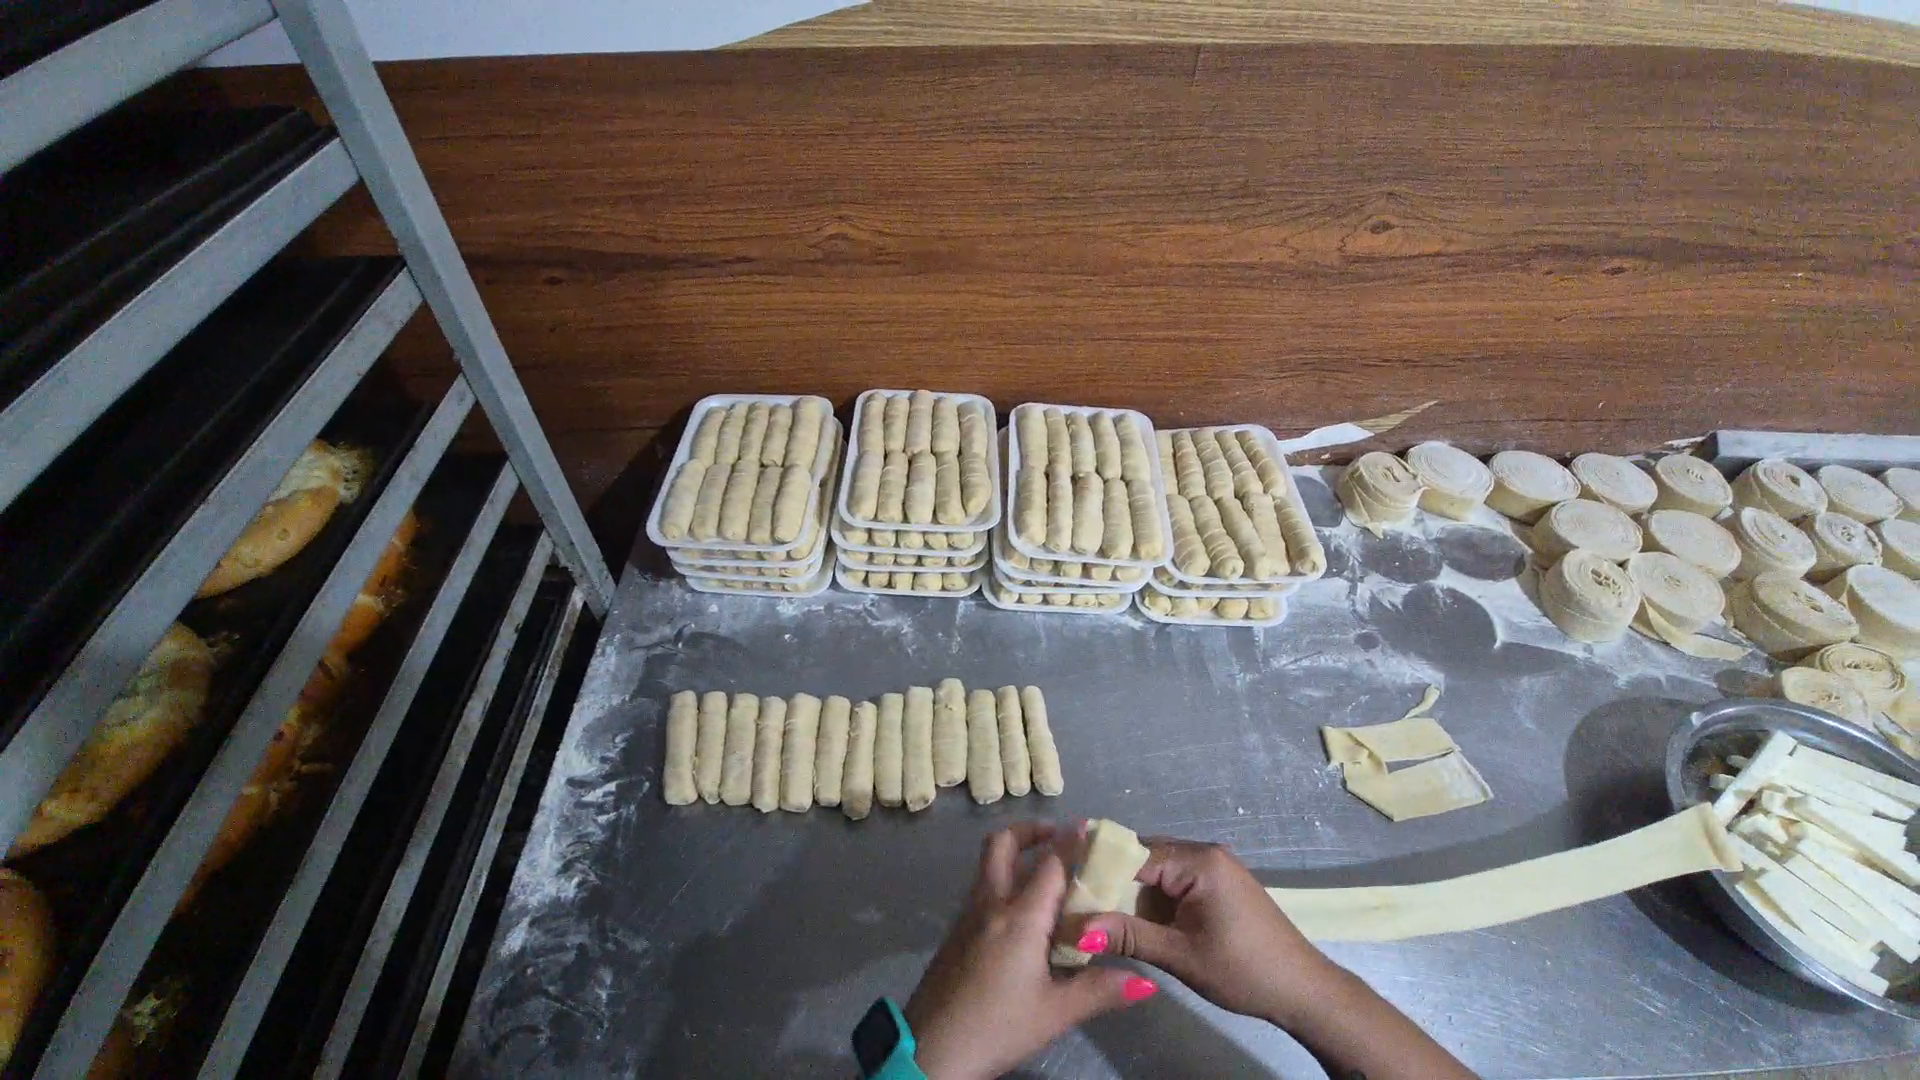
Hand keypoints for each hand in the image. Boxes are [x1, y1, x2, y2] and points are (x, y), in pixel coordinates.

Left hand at [903, 822, 1159, 1079]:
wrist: (930, 1049)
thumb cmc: (997, 1027)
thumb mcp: (1055, 1014)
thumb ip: (1100, 991)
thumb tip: (1147, 984)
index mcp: (1019, 917)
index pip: (1049, 864)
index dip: (1070, 841)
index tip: (1089, 825)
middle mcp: (991, 904)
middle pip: (1003, 844)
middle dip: (1030, 831)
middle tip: (1057, 836)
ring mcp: (968, 914)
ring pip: (989, 863)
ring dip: (1016, 852)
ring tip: (1046, 869)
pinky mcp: (957, 930)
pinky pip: (983, 887)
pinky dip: (1005, 878)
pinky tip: (1024, 909)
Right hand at [1078, 838, 1337, 1026]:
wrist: (1304, 990)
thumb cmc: (1243, 971)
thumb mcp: (1180, 955)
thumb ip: (1129, 936)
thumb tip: (1078, 929)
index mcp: (1198, 861)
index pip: (1134, 854)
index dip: (1100, 870)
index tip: (1069, 887)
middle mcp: (1205, 851)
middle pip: (1144, 856)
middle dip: (1114, 880)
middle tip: (1081, 903)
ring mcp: (1215, 865)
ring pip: (1157, 869)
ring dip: (1133, 890)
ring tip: (1102, 912)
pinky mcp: (1219, 882)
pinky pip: (1175, 878)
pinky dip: (1155, 896)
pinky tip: (1138, 918)